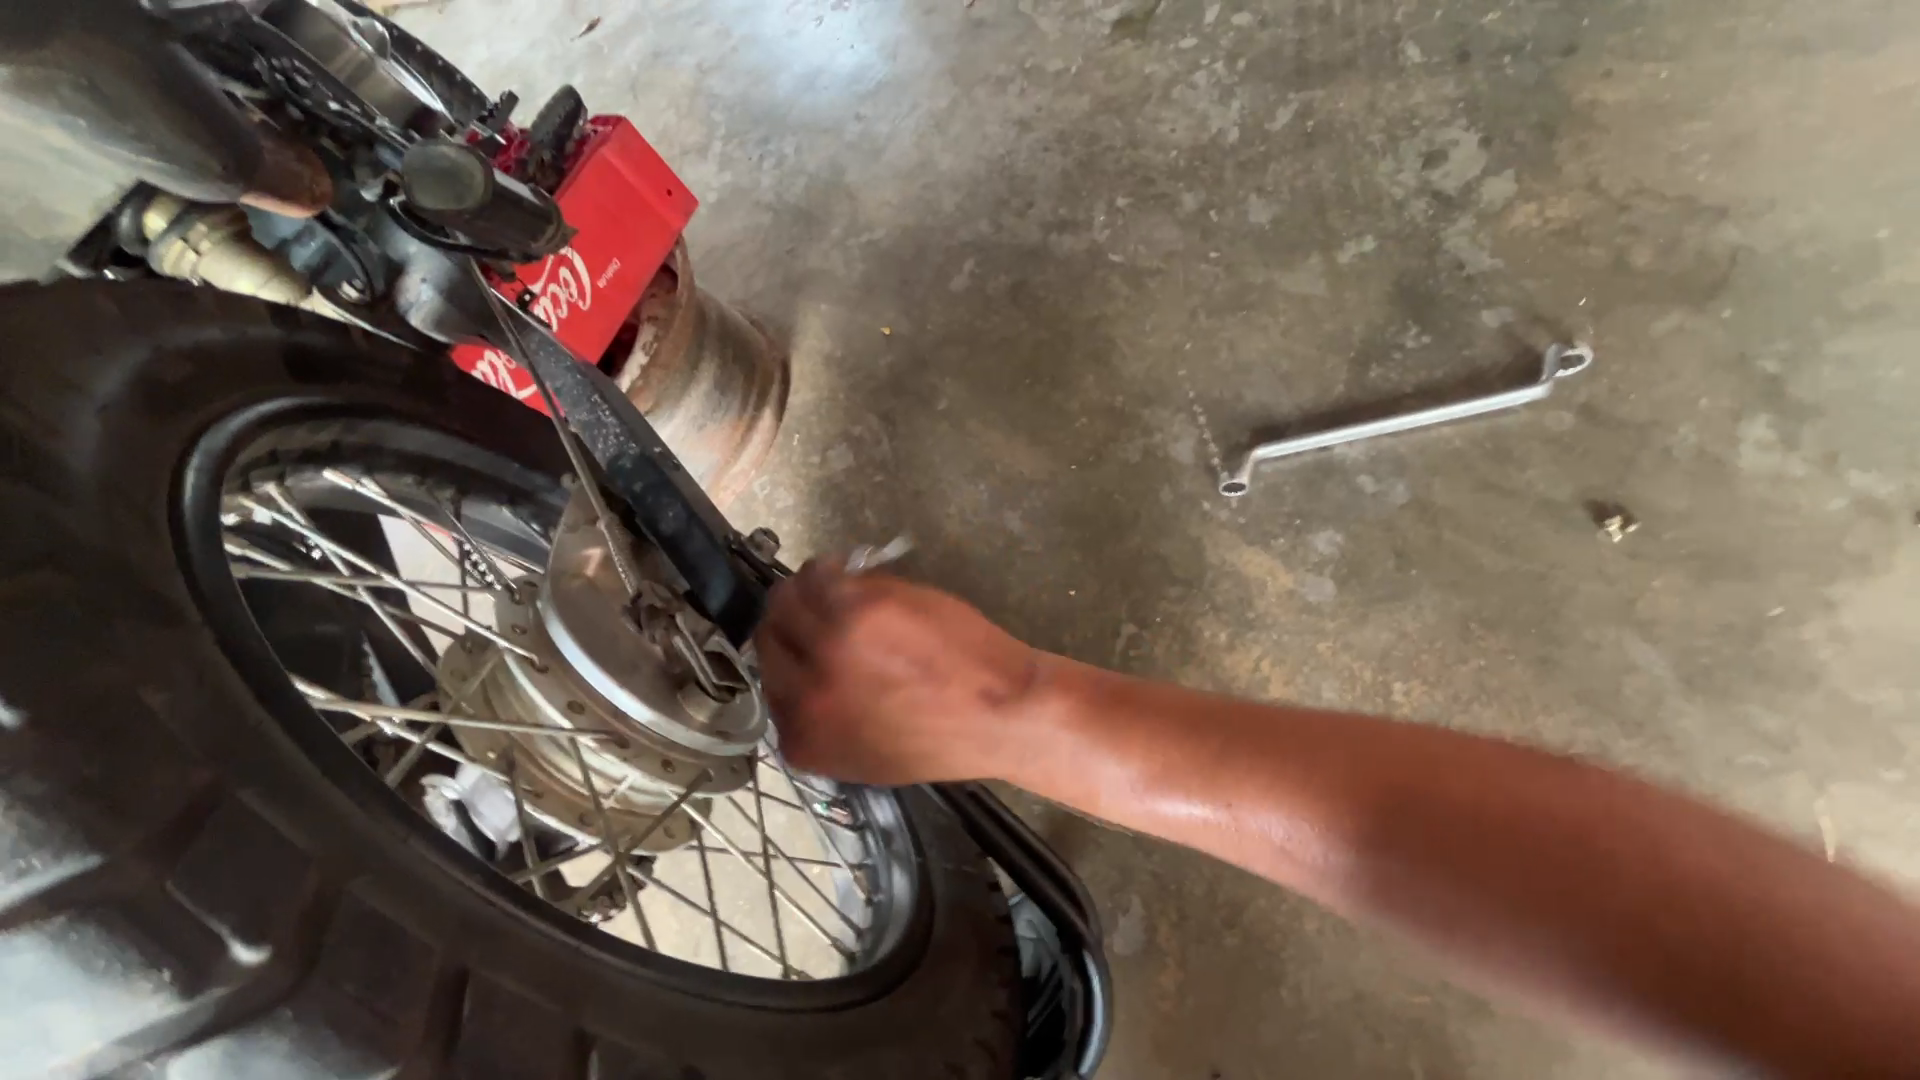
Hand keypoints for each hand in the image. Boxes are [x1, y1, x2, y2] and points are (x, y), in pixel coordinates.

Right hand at [753, 559, 1041, 784]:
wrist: (999, 713)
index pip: (767, 678)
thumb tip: (803, 678)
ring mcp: (828, 645)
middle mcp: (803, 693)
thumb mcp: (866, 754)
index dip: (789, 654)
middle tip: (819, 610)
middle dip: (792, 620)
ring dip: (808, 590)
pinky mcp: (857, 607)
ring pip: (788, 598)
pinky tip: (852, 574)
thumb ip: (823, 720)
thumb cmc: (944, 736)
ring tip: (838, 590)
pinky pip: (821, 572)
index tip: (805, 641)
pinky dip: (831, 569)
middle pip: (770, 633)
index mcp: (802, 737)